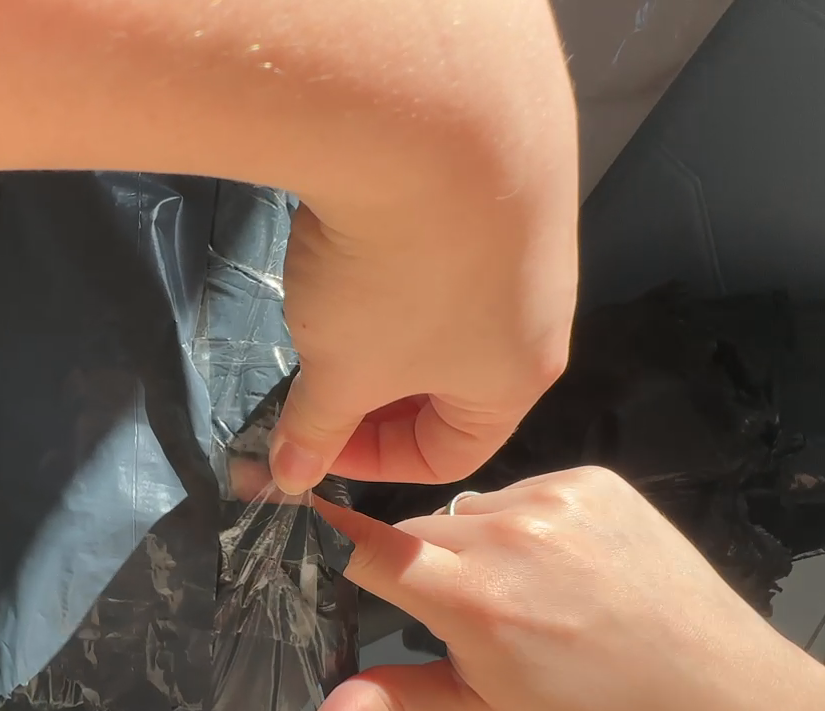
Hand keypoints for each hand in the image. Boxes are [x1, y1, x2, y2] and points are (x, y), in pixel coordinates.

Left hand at [270, 135, 578, 494]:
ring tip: (332, 314)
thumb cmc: (390, 284)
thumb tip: (288, 481)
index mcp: (514, 380)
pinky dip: (395, 271)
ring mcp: (526, 241)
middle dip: (373, 398)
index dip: (375, 463)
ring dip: (380, 335)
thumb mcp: (338, 372)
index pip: (450, 456)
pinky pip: (443, 254)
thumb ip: (314, 430)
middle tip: (315, 386)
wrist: (429, 116)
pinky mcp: (501, 181)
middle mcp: (536, 315)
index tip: (316, 444)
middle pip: (446, 388)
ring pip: (441, 320)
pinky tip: (358, 248)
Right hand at [304, 466, 817, 710]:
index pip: (367, 547)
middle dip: (416, 565)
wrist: (718, 688)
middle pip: (414, 531)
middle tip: (460, 608)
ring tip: (521, 585)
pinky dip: (518, 522)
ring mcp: (555, 497)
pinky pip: (516, 493)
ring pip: (463, 511)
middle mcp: (509, 533)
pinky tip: (559, 561)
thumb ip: (385, 706)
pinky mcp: (592, 478)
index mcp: (474, 599)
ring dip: (467, 542)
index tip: (287, 513)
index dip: (323, 532)